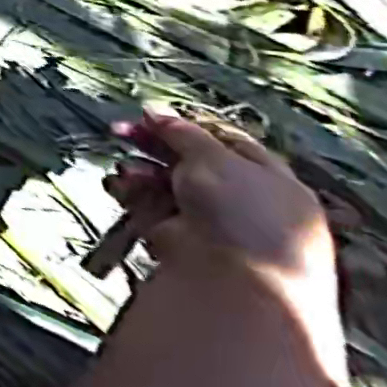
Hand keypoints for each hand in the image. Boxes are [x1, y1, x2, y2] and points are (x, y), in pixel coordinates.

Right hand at [110, 112, 332, 287]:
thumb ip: (184, 133)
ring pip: (161, 180)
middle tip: (119, 131)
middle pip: (187, 159)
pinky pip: (146, 203)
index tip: (148, 116)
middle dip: (152, 144)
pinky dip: (131, 192)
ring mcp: (206, 217)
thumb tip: (155, 110)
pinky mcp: (174, 232)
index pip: (223, 141)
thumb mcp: (216, 159)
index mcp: (268, 178)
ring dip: (139, 170)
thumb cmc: (241, 210)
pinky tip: (122, 188)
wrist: (233, 276)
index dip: (186, 126)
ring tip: (128, 172)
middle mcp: (239, 196)